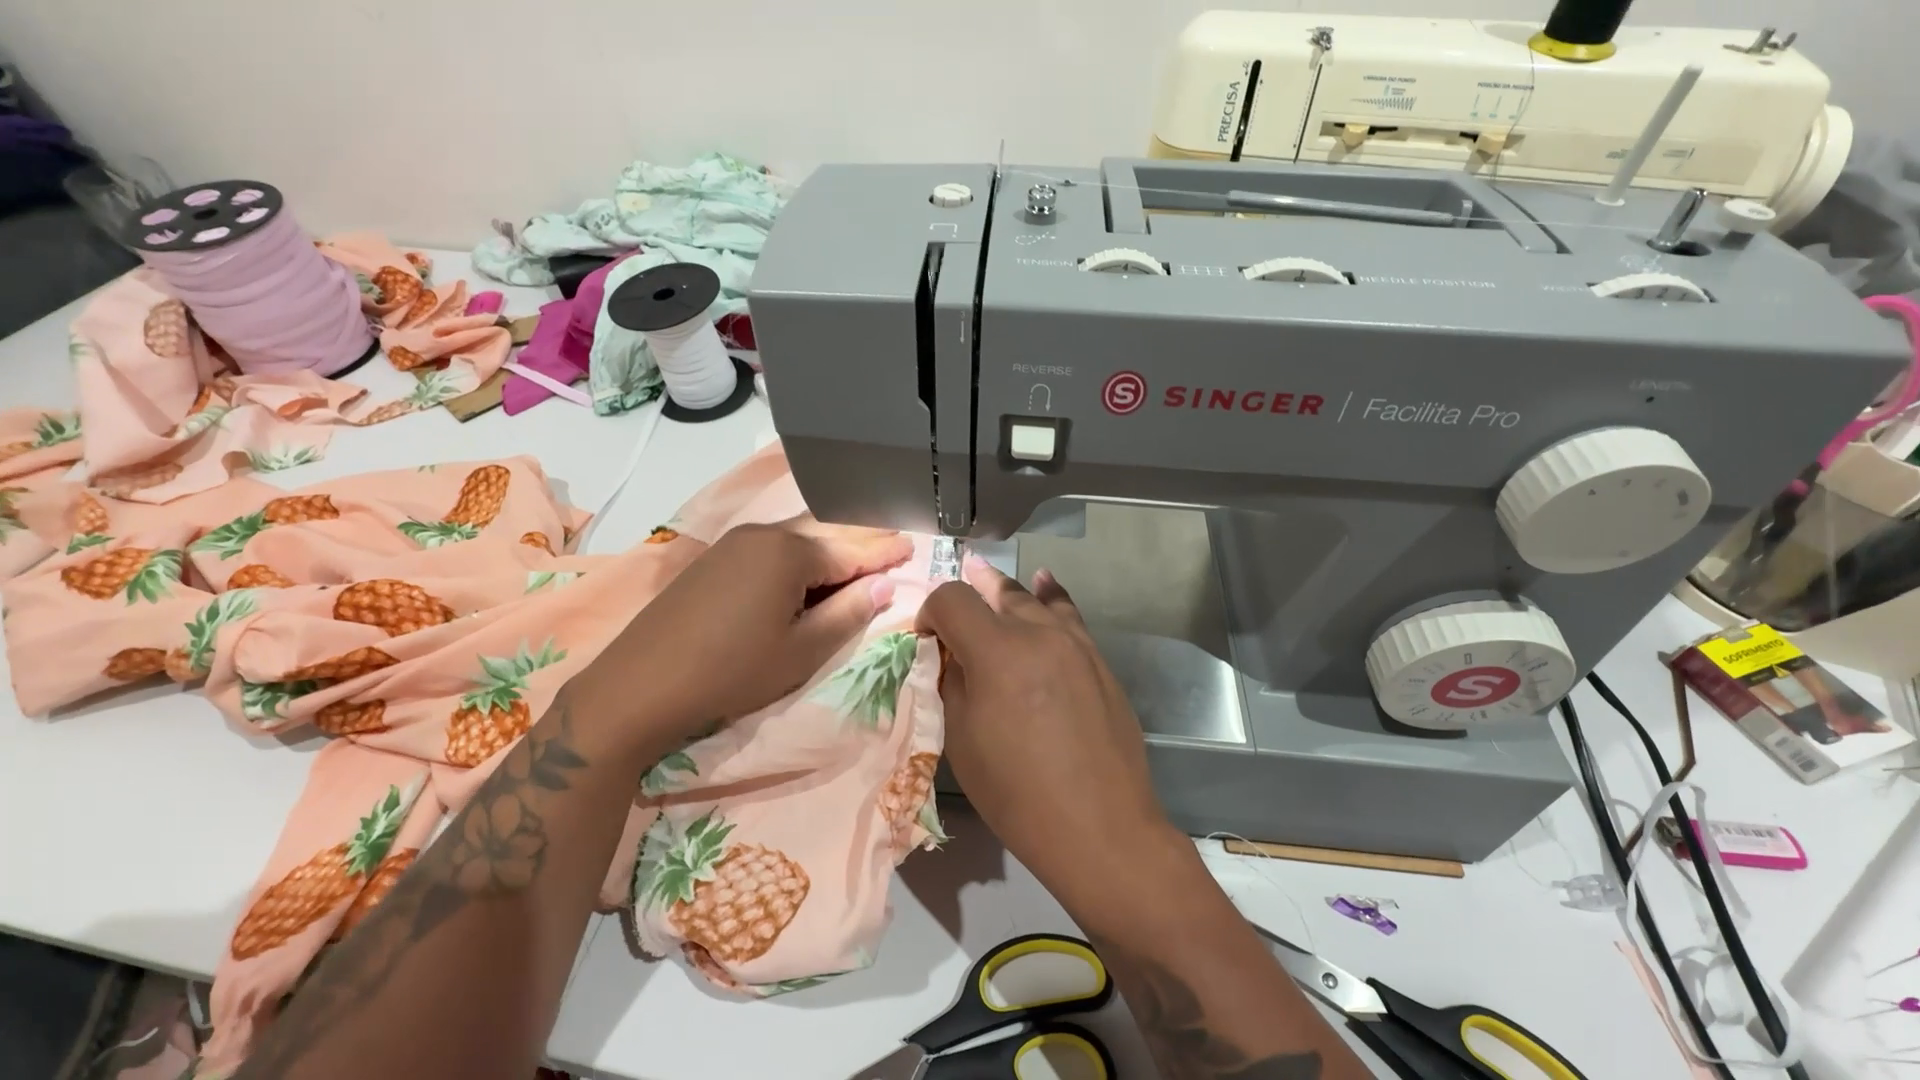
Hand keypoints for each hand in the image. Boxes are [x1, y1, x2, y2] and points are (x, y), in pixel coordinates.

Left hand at [580, 515, 912, 752]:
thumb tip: (884, 585)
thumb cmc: (731, 672)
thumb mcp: (801, 651)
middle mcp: (764, 534)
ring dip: (829, 544)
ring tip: (858, 552)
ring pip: (796, 535)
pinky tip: (807, 566)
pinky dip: (799, 552)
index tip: (913, 547)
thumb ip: (848, 613)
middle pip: (824, 532)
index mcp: (790, 552)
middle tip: (894, 542)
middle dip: (860, 539)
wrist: (639, 685)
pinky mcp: (713, 559)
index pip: (851, 550)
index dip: (884, 553)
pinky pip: (770, 545)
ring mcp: (733, 543)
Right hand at [917, 558, 1174, 902]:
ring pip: (1034, 601)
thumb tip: (953, 657)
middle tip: (952, 612)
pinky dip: (1050, 598)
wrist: (1099, 827)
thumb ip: (952, 685)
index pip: (953, 600)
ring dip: (1006, 594)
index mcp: (997, 652)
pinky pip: (1069, 616)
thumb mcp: (962, 740)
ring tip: (989, 581)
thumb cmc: (1017, 793)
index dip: (930, 612)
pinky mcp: (1099, 662)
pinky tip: (1045, 585)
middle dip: (969, 597)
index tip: (926, 640)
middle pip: (996, 593)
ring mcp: (1076, 644)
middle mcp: (1039, 634)